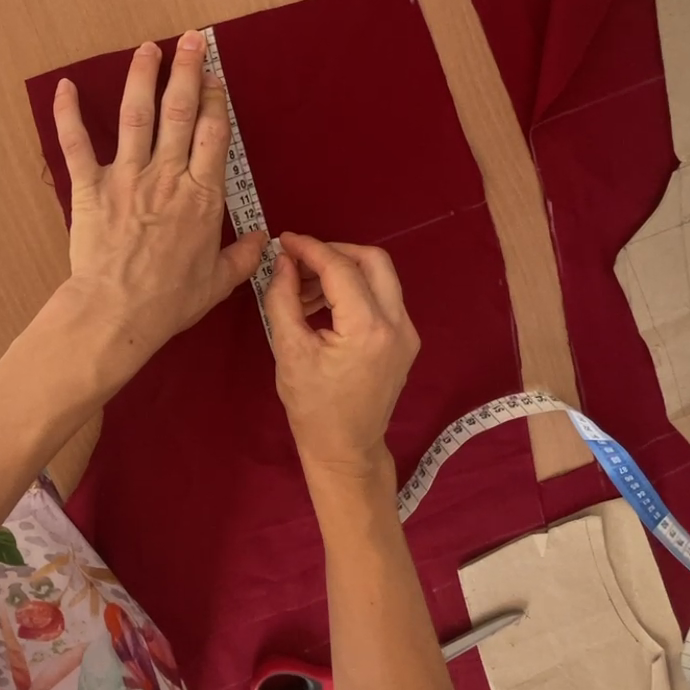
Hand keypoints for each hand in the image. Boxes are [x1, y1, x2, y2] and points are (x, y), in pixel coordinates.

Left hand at [51, 33, 267, 370]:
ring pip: (137, 115)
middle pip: (180, 111)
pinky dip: (68, 114)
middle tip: (191, 40)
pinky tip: (64, 86)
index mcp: (202, 196)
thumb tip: (264, 241)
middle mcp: (167, 176)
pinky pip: (76, 144)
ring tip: (148, 48)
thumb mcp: (217, 283)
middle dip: (187, 71)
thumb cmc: (169, 301)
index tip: (214, 77)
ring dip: (142, 77)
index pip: (212, 134)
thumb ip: (242, 258)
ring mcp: (127, 177)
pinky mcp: (90, 187)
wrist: (117, 312)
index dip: (214, 101)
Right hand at [263, 233, 420, 476]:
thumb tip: (283, 261)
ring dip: (342, 270)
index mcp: (368, 329)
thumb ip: (283, 298)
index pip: (340, 269)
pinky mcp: (404, 340)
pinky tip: (322, 304)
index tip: (284, 241)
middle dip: (333, 251)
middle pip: (373, 261)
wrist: (345, 449)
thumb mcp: (288, 350)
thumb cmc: (312, 406)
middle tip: (299, 260)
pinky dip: (352, 289)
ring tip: (302, 288)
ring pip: (380, 277)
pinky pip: (381, 297)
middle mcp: (397, 324)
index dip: (310, 249)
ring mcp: (406, 332)